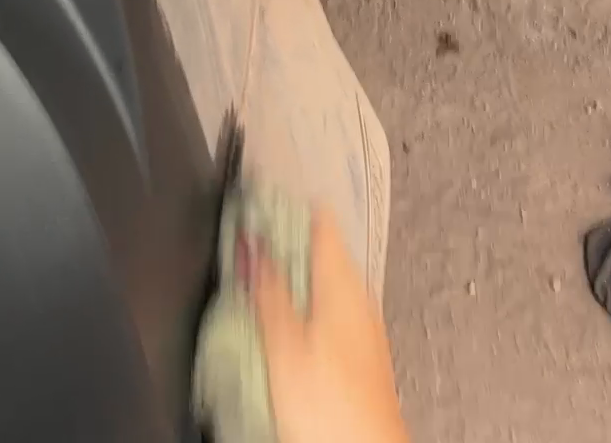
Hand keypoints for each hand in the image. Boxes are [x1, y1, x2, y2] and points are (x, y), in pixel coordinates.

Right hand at [252, 211, 410, 442]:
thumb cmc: (333, 405)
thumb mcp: (284, 343)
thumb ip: (267, 287)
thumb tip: (251, 245)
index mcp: (342, 279)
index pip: (319, 218)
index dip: (287, 207)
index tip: (258, 206)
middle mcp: (357, 292)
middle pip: (318, 247)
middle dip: (283, 242)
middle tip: (248, 246)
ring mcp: (362, 319)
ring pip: (321, 276)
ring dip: (291, 274)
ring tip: (258, 283)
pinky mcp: (359, 345)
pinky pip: (327, 304)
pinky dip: (303, 302)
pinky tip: (284, 323)